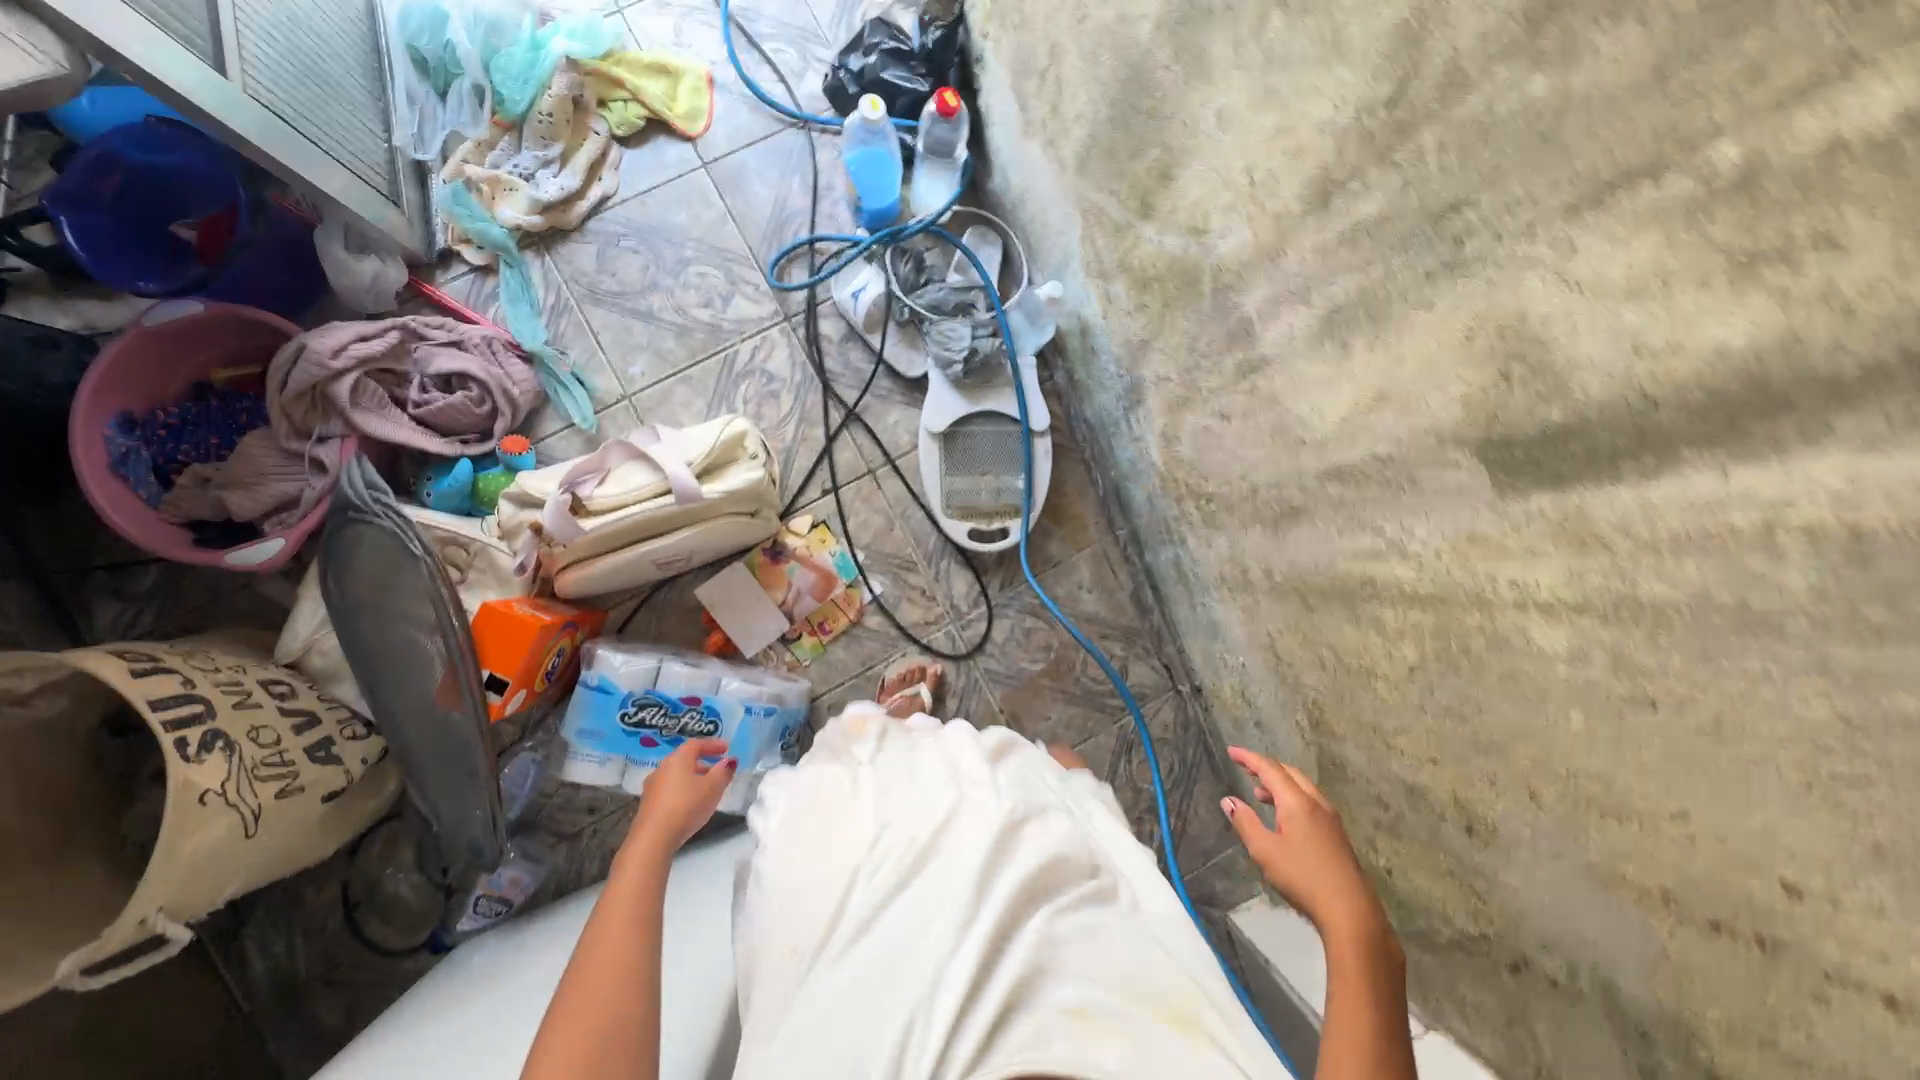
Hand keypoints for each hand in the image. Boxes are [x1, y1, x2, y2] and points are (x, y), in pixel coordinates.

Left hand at [626, 738, 734, 858]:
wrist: (654, 837)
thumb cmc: (687, 806)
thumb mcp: (713, 788)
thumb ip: (723, 772)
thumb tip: (730, 760)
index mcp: (678, 759)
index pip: (696, 744)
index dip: (713, 744)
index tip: (727, 748)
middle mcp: (662, 768)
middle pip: (685, 759)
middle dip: (704, 762)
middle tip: (719, 769)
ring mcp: (652, 786)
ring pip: (677, 775)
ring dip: (693, 777)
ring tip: (708, 788)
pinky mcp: (648, 804)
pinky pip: (670, 789)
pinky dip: (683, 789)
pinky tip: (691, 803)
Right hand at [1221, 746, 1387, 942]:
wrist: (1348, 908)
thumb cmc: (1301, 877)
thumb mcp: (1264, 851)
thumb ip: (1245, 822)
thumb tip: (1228, 800)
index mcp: (1297, 802)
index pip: (1270, 769)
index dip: (1249, 758)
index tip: (1231, 751)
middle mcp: (1316, 803)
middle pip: (1289, 773)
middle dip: (1266, 767)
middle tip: (1244, 768)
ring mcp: (1330, 817)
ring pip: (1302, 787)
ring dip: (1279, 783)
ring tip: (1259, 792)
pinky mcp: (1336, 832)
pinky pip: (1310, 801)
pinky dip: (1292, 797)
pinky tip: (1283, 816)